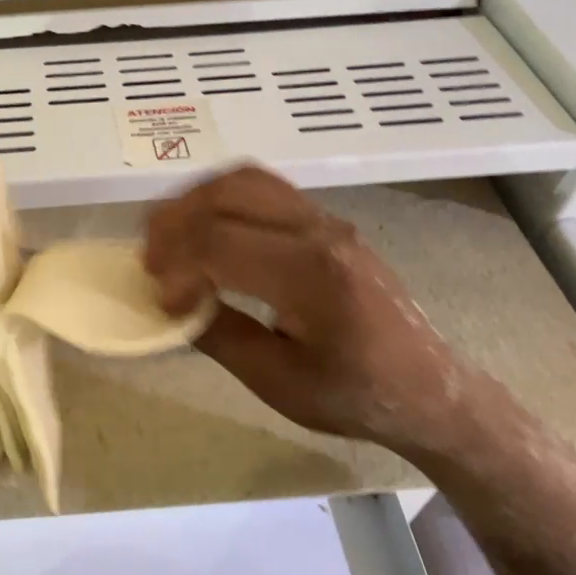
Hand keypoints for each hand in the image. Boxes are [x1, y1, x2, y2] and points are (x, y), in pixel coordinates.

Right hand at [144, 167, 479, 451]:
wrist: (426, 387)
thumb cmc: (354, 394)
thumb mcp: (278, 381)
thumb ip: (220, 336)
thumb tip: (170, 306)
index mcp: (310, 275)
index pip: (219, 243)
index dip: (175, 268)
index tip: (162, 305)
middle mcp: (319, 232)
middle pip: (227, 194)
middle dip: (175, 221)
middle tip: (149, 260)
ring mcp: (326, 220)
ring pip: (245, 180)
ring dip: (196, 202)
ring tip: (169, 239)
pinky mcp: (326, 223)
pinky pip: (264, 190)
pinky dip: (223, 202)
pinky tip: (206, 233)